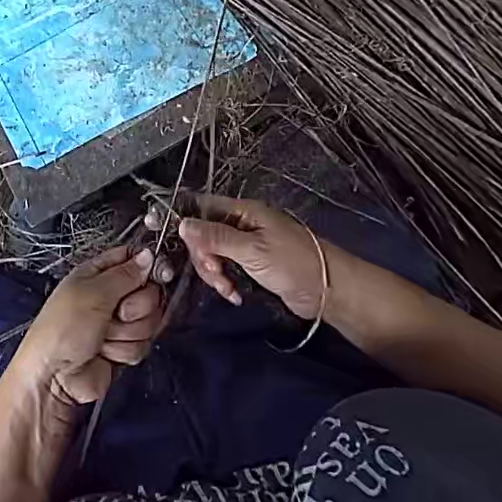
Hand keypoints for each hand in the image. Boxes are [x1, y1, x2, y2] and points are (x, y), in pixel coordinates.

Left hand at [13, 246, 166, 411]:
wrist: (54, 378)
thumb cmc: (63, 329)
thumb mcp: (93, 293)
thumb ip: (125, 274)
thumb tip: (148, 255)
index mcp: (98, 273)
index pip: (134, 259)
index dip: (149, 266)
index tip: (159, 274)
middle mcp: (110, 295)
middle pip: (149, 292)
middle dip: (136, 307)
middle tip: (116, 314)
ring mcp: (118, 323)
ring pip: (148, 320)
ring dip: (127, 332)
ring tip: (103, 336)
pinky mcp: (124, 347)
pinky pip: (143, 344)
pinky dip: (124, 350)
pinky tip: (106, 352)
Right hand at [160, 195, 328, 319]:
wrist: (328, 290)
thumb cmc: (292, 263)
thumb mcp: (251, 250)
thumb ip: (215, 237)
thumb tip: (182, 224)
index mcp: (243, 211)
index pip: (203, 206)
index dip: (186, 221)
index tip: (172, 239)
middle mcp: (242, 223)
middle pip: (204, 234)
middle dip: (204, 257)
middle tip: (217, 274)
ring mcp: (246, 244)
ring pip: (213, 254)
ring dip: (214, 273)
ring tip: (227, 288)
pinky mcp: (251, 265)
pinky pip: (226, 269)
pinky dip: (225, 282)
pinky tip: (234, 294)